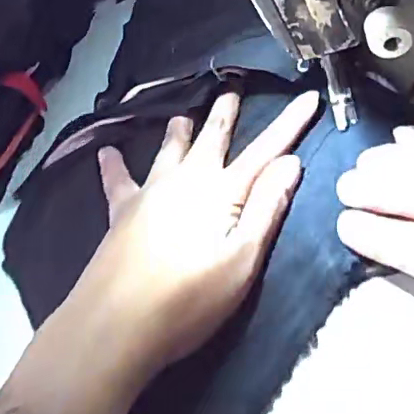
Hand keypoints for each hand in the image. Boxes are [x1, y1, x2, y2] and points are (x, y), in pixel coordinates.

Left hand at [57, 89, 320, 381]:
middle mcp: (186, 180)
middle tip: (231, 88)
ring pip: (169, 149)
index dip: (290, 124)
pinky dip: (113, 164)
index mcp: (220, 192)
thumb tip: (291, 162)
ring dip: (179, 130)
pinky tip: (105, 151)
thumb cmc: (187, 300)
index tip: (308, 97)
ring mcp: (150, 192)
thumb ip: (266, 209)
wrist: (113, 325)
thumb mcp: (241, 262)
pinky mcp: (122, 212)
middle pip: (212, 137)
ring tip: (183, 115)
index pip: (266, 151)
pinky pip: (118, 180)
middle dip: (226, 113)